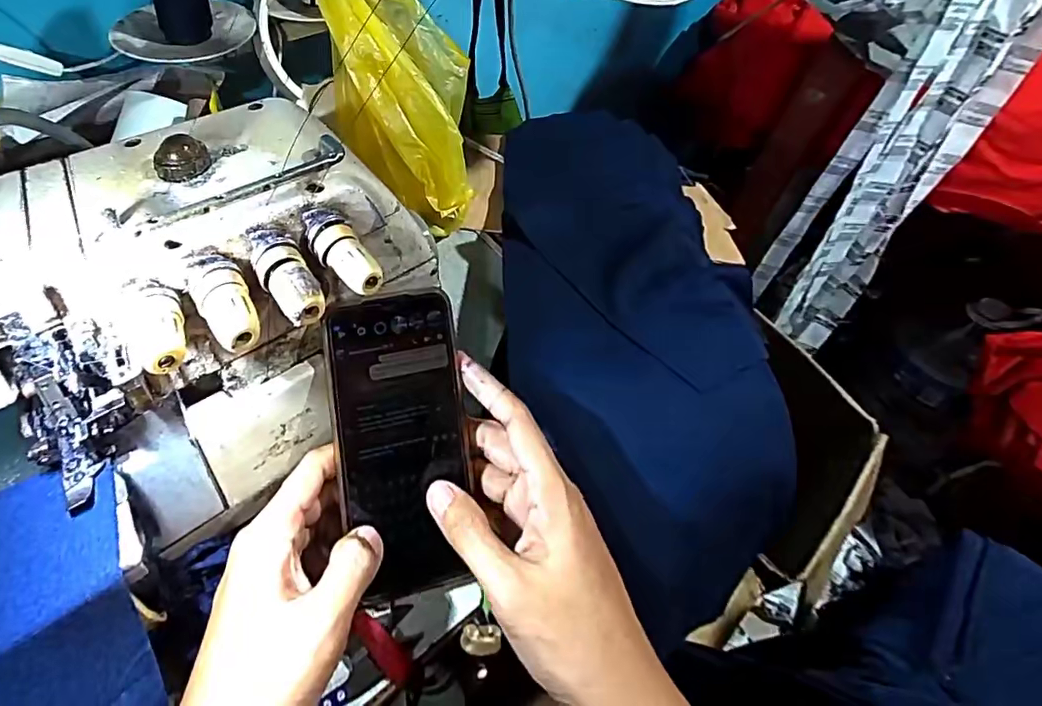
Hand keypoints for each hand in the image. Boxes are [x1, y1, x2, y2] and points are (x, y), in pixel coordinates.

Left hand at [183, 445, 381, 705]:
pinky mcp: (265, 594)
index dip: (340, 454)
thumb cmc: (256, 685)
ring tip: (365, 554)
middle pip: (312, 498)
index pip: (309, 470)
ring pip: (310, 530)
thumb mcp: (322, 619)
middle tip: (378, 511)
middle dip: (348, 502)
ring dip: (340, 535)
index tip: (366, 449)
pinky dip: (329, 561)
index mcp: (267, 538)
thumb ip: (354, 564)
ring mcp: (259, 570)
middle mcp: (259, 547)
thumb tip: (371, 535)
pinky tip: (345, 584)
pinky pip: (304, 558)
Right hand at [428, 354, 686, 705]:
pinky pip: (505, 508)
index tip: (464, 366)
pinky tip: (458, 512)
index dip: (488, 388)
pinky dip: (480, 504)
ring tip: (435, 474)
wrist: (613, 680)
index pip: (516, 422)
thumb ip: (469, 533)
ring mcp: (547, 519)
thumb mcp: (510, 586)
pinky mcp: (542, 541)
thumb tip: (440, 492)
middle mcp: (551, 498)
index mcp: (551, 494)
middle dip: (467, 436)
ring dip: (471, 474)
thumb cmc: (579, 637)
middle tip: (429, 432)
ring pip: (501, 479)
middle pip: (504, 447)